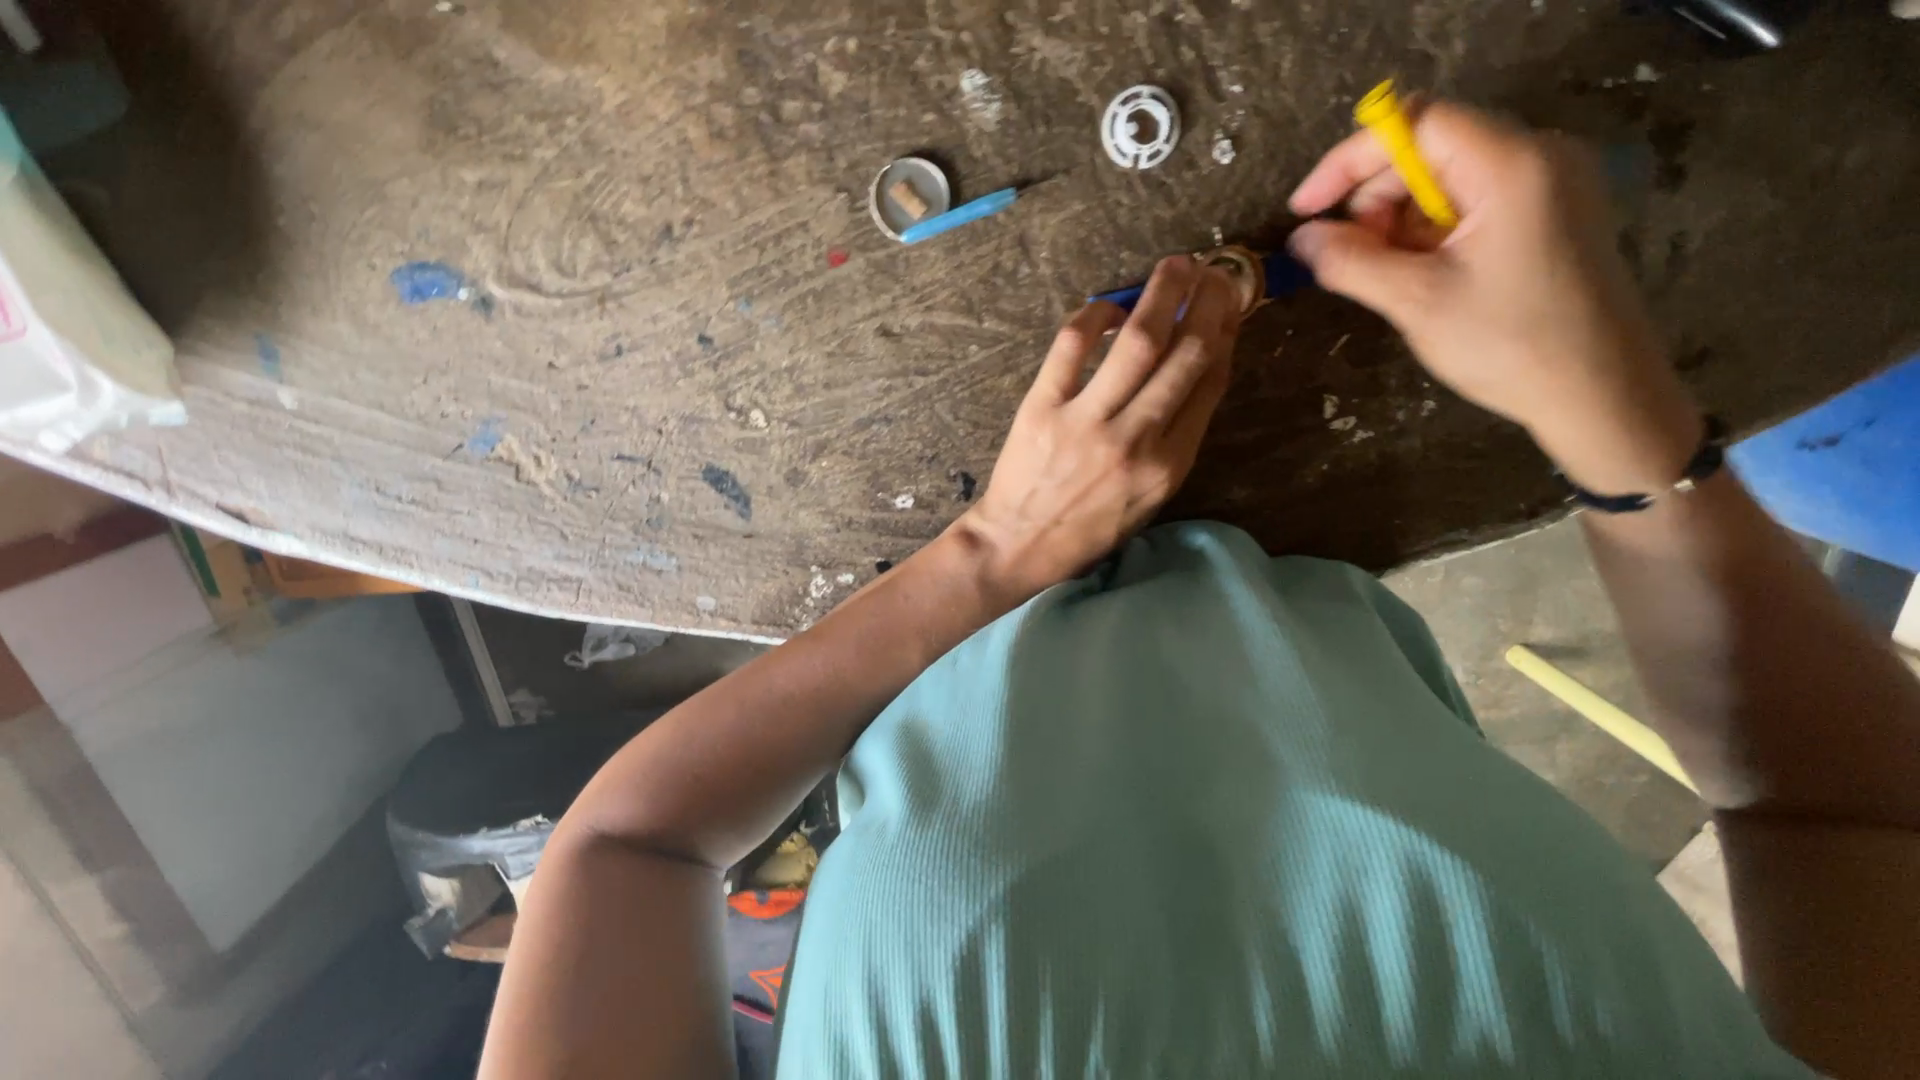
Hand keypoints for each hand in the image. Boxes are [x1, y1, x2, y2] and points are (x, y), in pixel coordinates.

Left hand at [954, 256, 1242, 598]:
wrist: (1021, 545)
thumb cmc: (1090, 526)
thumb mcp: (1150, 497)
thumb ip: (1177, 440)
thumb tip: (1200, 370)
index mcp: (1169, 465)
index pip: (1210, 383)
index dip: (1226, 334)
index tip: (1230, 305)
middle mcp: (1136, 440)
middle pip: (1185, 354)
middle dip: (1207, 303)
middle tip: (1213, 271)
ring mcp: (1087, 422)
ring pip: (1138, 341)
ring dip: (1164, 293)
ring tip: (1178, 265)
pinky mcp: (1042, 408)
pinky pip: (1072, 347)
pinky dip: (1095, 316)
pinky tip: (1110, 306)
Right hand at [1287, 101, 1701, 492]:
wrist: (1600, 393)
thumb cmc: (1509, 344)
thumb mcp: (1416, 302)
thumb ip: (1350, 261)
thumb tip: (1299, 239)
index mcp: (1512, 164)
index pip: (1414, 124)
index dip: (1349, 160)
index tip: (1304, 209)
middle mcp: (1538, 156)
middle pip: (1429, 148)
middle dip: (1374, 198)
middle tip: (1346, 255)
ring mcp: (1549, 184)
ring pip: (1446, 178)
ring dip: (1397, 220)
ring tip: (1384, 275)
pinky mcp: (1550, 214)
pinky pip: (1471, 203)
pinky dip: (1430, 232)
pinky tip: (1419, 275)